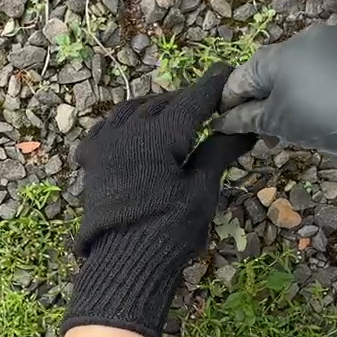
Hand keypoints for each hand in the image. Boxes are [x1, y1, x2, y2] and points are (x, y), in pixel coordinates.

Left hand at [61, 67, 256, 336]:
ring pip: (131, 110)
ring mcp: (105, 144)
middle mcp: (128, 130)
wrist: (122, 263)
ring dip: (153, 108)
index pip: (192, 100)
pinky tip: (130, 131)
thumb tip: (244, 127)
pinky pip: (105, 129)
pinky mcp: (92, 161)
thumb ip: (218, 152)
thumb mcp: (201, 191)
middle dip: (185, 100)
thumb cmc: (168, 229)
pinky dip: (122, 123)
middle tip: (206, 104)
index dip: (212, 87)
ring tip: (172, 114)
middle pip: (162, 103)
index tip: (228, 73)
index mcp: (159, 134)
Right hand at [214, 25, 336, 220]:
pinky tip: (333, 109)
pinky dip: (321, 85)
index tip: (229, 126)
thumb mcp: (280, 124)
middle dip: (265, 100)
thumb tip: (221, 121)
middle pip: (270, 71)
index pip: (239, 79)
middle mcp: (302, 37)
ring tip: (304, 123)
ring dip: (293, 93)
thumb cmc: (329, 121)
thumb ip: (246, 119)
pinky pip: (329, 66)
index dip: (230, 105)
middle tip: (270, 133)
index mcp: (276, 54)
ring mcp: (335, 38)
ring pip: (300, 68)